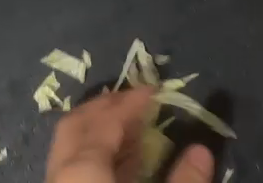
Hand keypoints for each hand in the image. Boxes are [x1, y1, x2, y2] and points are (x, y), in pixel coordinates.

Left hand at [45, 87, 215, 182]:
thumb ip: (183, 182)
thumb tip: (203, 150)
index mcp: (82, 169)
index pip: (106, 121)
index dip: (132, 102)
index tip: (155, 88)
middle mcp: (59, 173)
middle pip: (76, 125)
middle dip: (106, 106)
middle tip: (136, 98)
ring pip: (69, 148)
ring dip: (98, 131)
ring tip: (131, 127)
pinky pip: (70, 169)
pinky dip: (93, 155)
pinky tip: (118, 164)